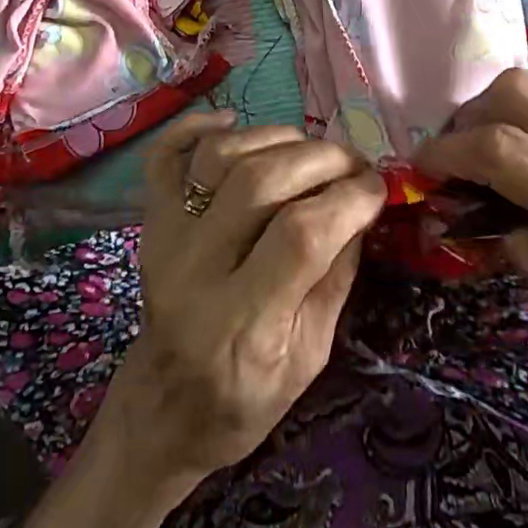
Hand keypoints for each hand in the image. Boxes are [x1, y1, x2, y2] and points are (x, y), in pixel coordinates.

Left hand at [115, 113, 385, 464]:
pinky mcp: (150, 219)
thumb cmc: (245, 396)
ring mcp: (165, 236)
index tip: (377, 187)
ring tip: (309, 149)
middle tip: (352, 164)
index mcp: (243, 321)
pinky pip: (164, 156)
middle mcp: (196, 268)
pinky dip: (196, 127)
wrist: (166, 404)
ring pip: (218, 158)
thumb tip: (361, 207)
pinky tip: (233, 123)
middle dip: (320, 160)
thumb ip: (335, 278)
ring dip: (273, 138)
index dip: (348, 199)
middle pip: (259, 183)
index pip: (301, 236)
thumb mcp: (309, 357)